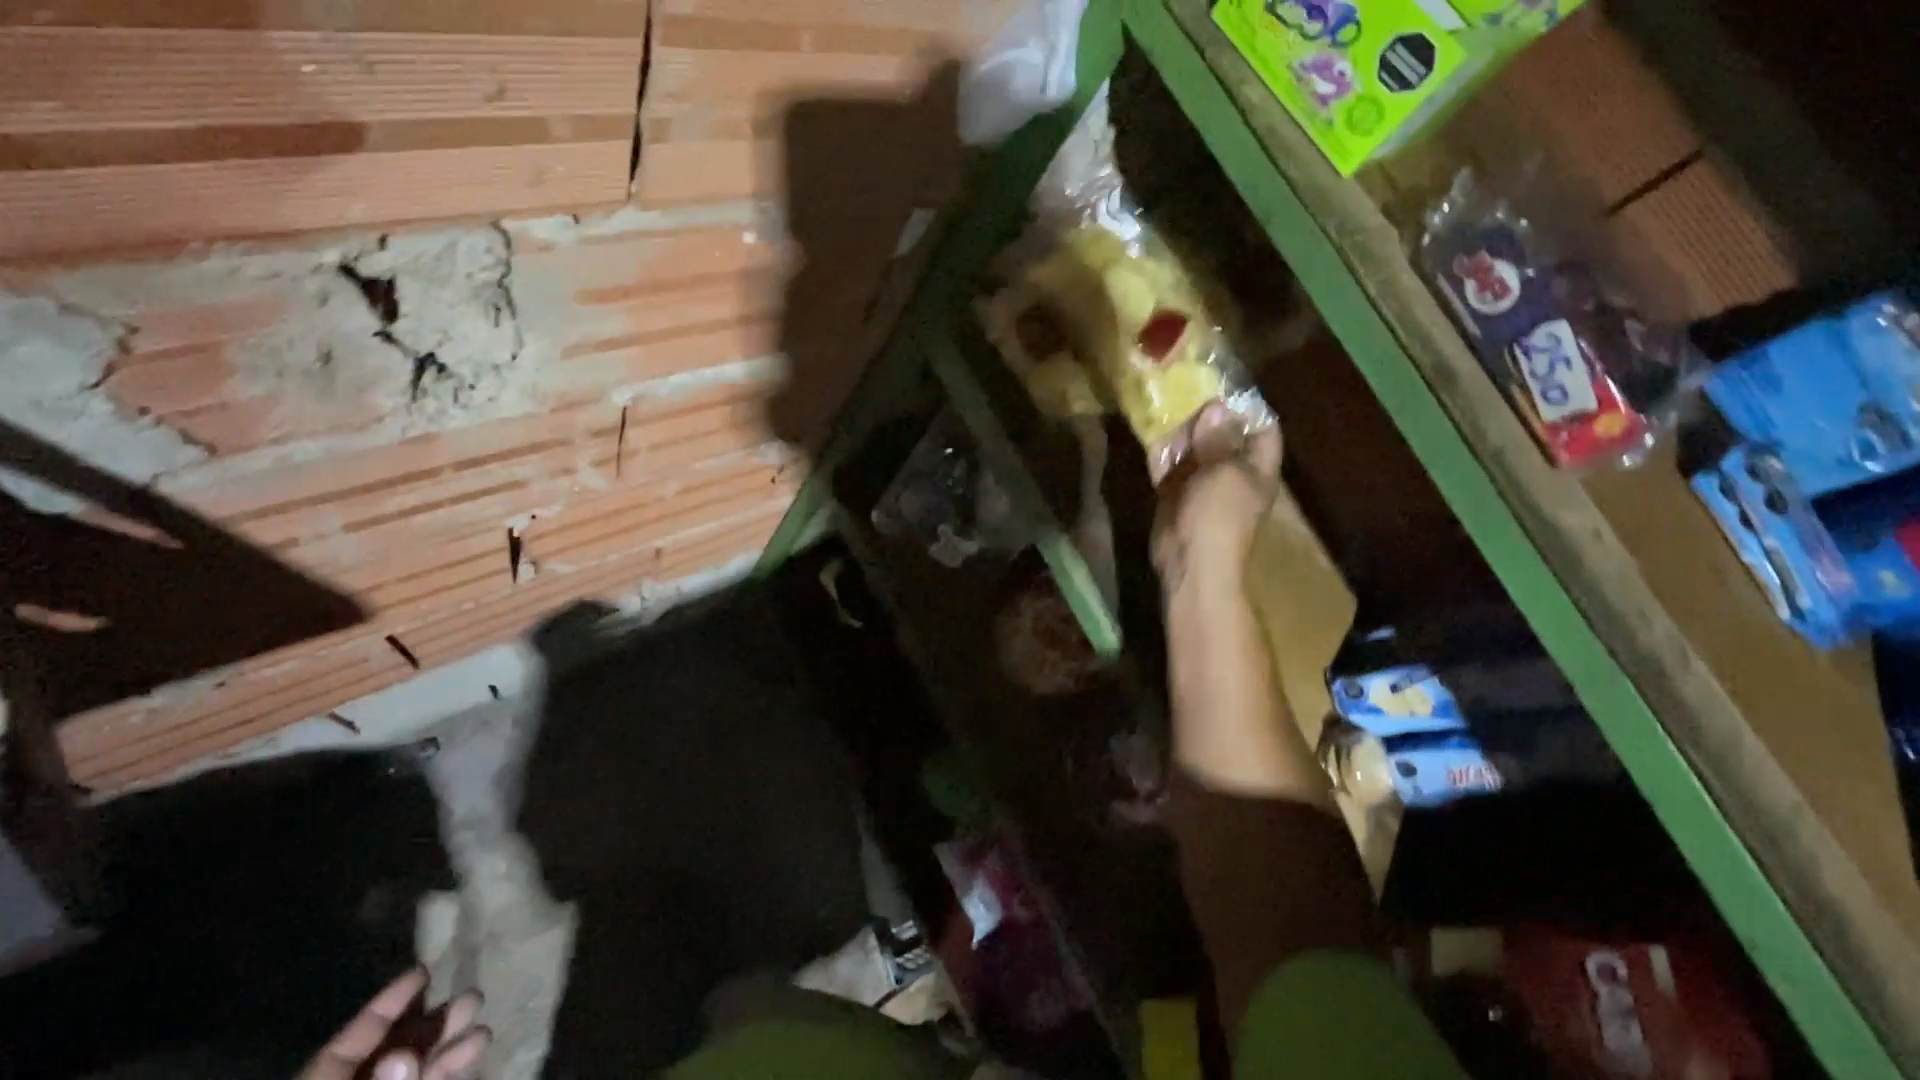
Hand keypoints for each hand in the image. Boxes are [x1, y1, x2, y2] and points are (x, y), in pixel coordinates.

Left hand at [298, 969, 489, 1079]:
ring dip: (449, 1046)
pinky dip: (448, 1070)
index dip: (387, 1003)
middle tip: (472, 996)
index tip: (423, 969)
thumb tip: (403, 1055)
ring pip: (412, 1069)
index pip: (350, 1039)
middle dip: (432, 1023)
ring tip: (483, 1028)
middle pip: (389, 1050)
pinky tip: (476, 1048)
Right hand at [1152, 403, 1282, 594]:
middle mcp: (1232, 472)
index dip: (1248, 406)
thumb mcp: (1224, 470)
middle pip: (1222, 435)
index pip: (1263, 428)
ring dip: (1179, 429)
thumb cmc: (1218, 515)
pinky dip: (1159, 451)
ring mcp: (1201, 484)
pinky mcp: (1174, 495)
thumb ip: (1219, 438)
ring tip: (1162, 398)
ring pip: (1192, 448)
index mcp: (1257, 468)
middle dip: (1205, 413)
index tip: (1224, 384)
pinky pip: (1168, 466)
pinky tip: (1148, 428)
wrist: (1190, 562)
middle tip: (1183, 383)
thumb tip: (1218, 406)